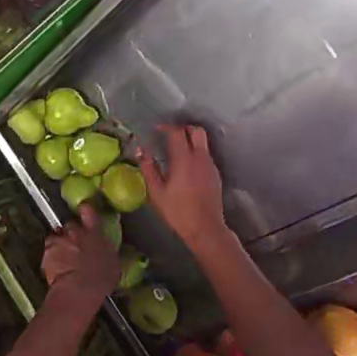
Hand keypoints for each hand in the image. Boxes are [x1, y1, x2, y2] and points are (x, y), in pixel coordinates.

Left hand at [41, 203, 120, 309]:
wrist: (79, 289)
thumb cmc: (101, 279)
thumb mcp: (113, 264)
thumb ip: (108, 253)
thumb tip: (107, 252)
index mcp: (95, 233)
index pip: (89, 211)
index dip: (85, 210)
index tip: (84, 211)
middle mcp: (77, 232)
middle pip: (70, 224)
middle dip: (71, 232)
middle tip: (74, 244)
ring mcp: (61, 239)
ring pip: (57, 236)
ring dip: (59, 243)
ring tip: (62, 256)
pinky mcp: (48, 250)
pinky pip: (48, 248)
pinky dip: (50, 254)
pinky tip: (54, 265)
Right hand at [136, 124, 229, 246]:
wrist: (205, 228)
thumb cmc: (177, 211)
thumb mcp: (157, 192)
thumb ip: (148, 168)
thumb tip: (141, 150)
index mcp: (184, 159)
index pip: (177, 132)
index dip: (166, 127)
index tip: (157, 130)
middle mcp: (200, 158)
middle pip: (196, 130)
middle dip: (184, 128)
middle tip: (171, 135)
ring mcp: (210, 165)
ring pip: (203, 143)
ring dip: (191, 140)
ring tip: (177, 151)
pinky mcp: (216, 174)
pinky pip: (206, 156)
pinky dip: (196, 153)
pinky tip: (187, 167)